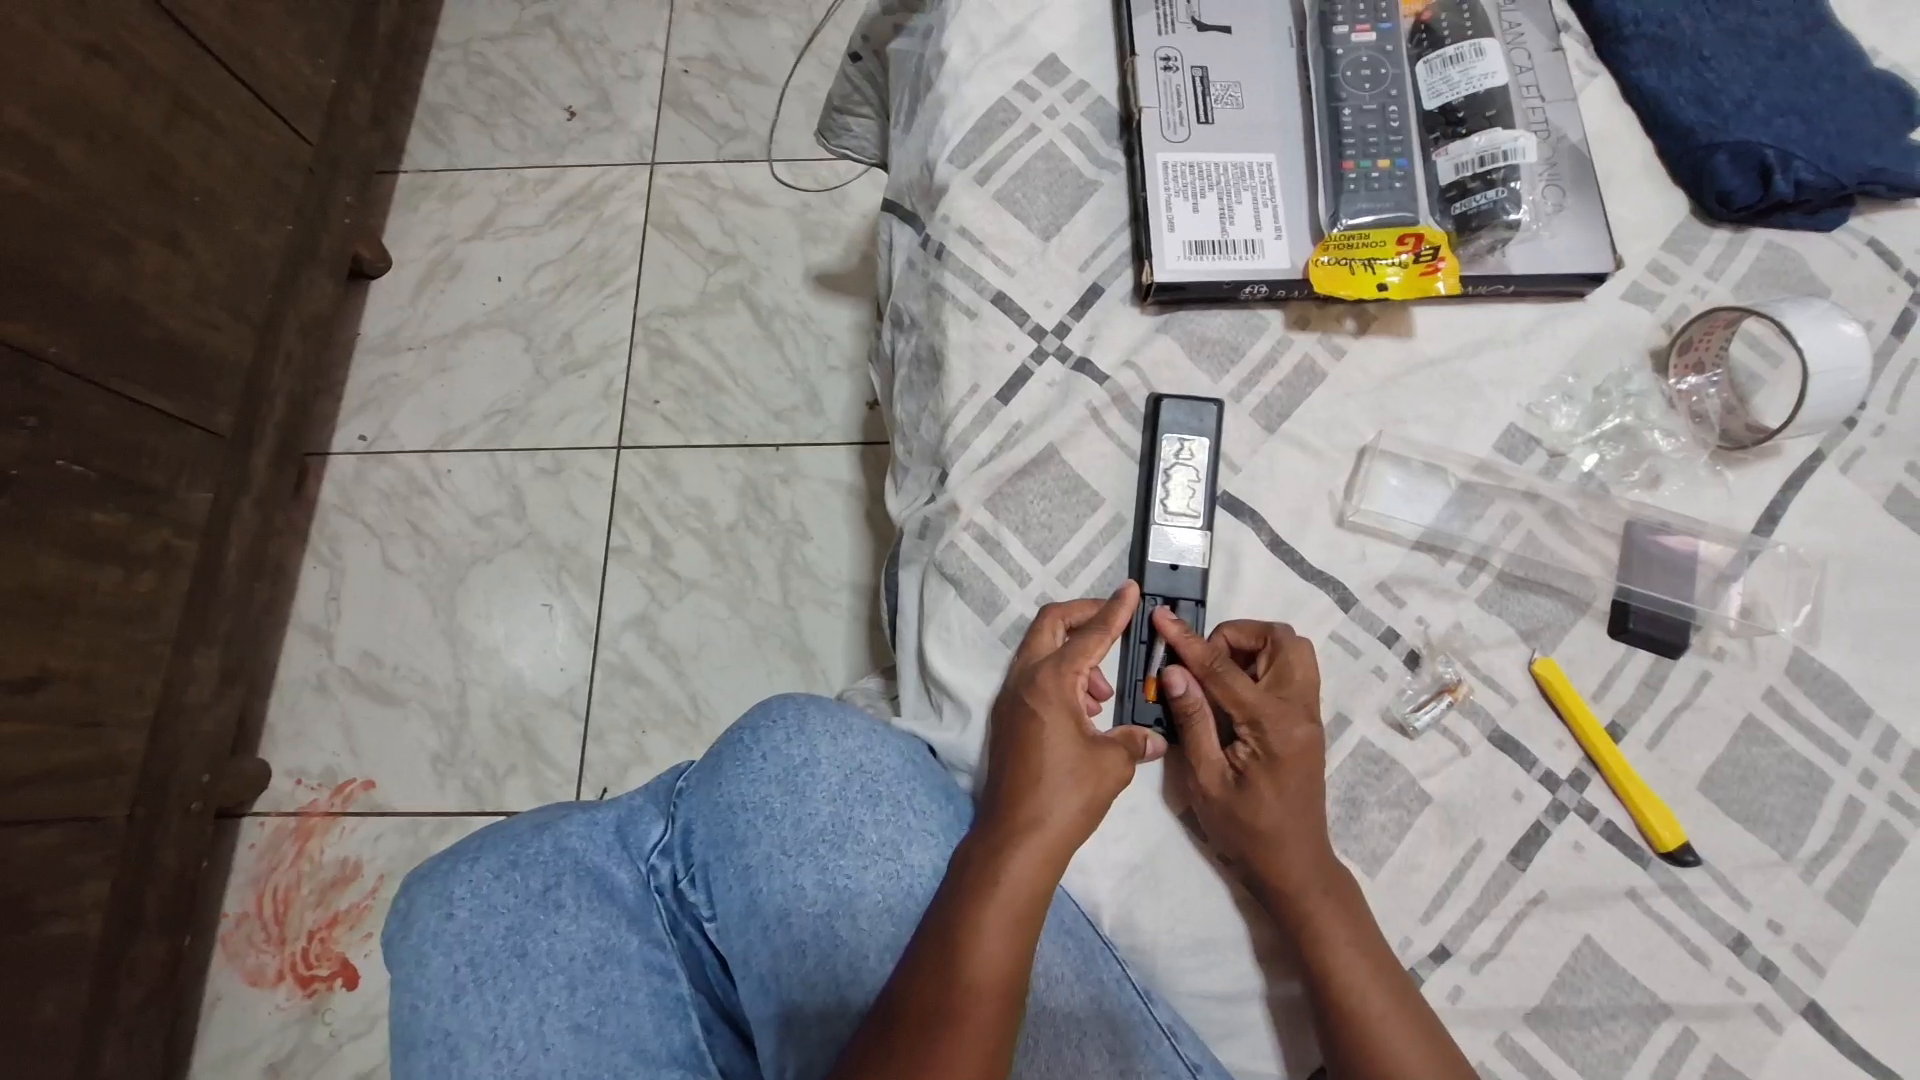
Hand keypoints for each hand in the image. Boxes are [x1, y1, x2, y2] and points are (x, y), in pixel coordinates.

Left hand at [977, 582, 1167, 863]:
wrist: (1016, 836)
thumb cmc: (1066, 796)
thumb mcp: (1112, 764)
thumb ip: (1133, 739)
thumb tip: (1153, 737)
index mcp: (1050, 681)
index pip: (1090, 634)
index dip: (1114, 611)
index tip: (1130, 590)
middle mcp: (1024, 679)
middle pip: (1051, 624)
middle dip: (1085, 617)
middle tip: (1115, 625)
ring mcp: (1009, 697)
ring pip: (1040, 651)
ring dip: (1074, 655)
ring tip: (1103, 694)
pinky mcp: (1006, 717)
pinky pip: (1034, 677)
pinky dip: (1060, 677)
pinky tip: (1085, 712)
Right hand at [1150, 609, 1342, 915]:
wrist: (1294, 867)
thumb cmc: (1245, 831)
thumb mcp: (1205, 780)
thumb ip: (1192, 719)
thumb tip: (1174, 670)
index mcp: (1272, 725)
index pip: (1224, 667)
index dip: (1188, 639)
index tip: (1162, 616)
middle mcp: (1299, 710)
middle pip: (1279, 639)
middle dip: (1235, 635)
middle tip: (1202, 662)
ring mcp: (1309, 714)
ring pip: (1292, 649)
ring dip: (1251, 647)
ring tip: (1216, 675)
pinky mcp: (1307, 721)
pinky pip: (1292, 670)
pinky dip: (1261, 664)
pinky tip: (1232, 692)